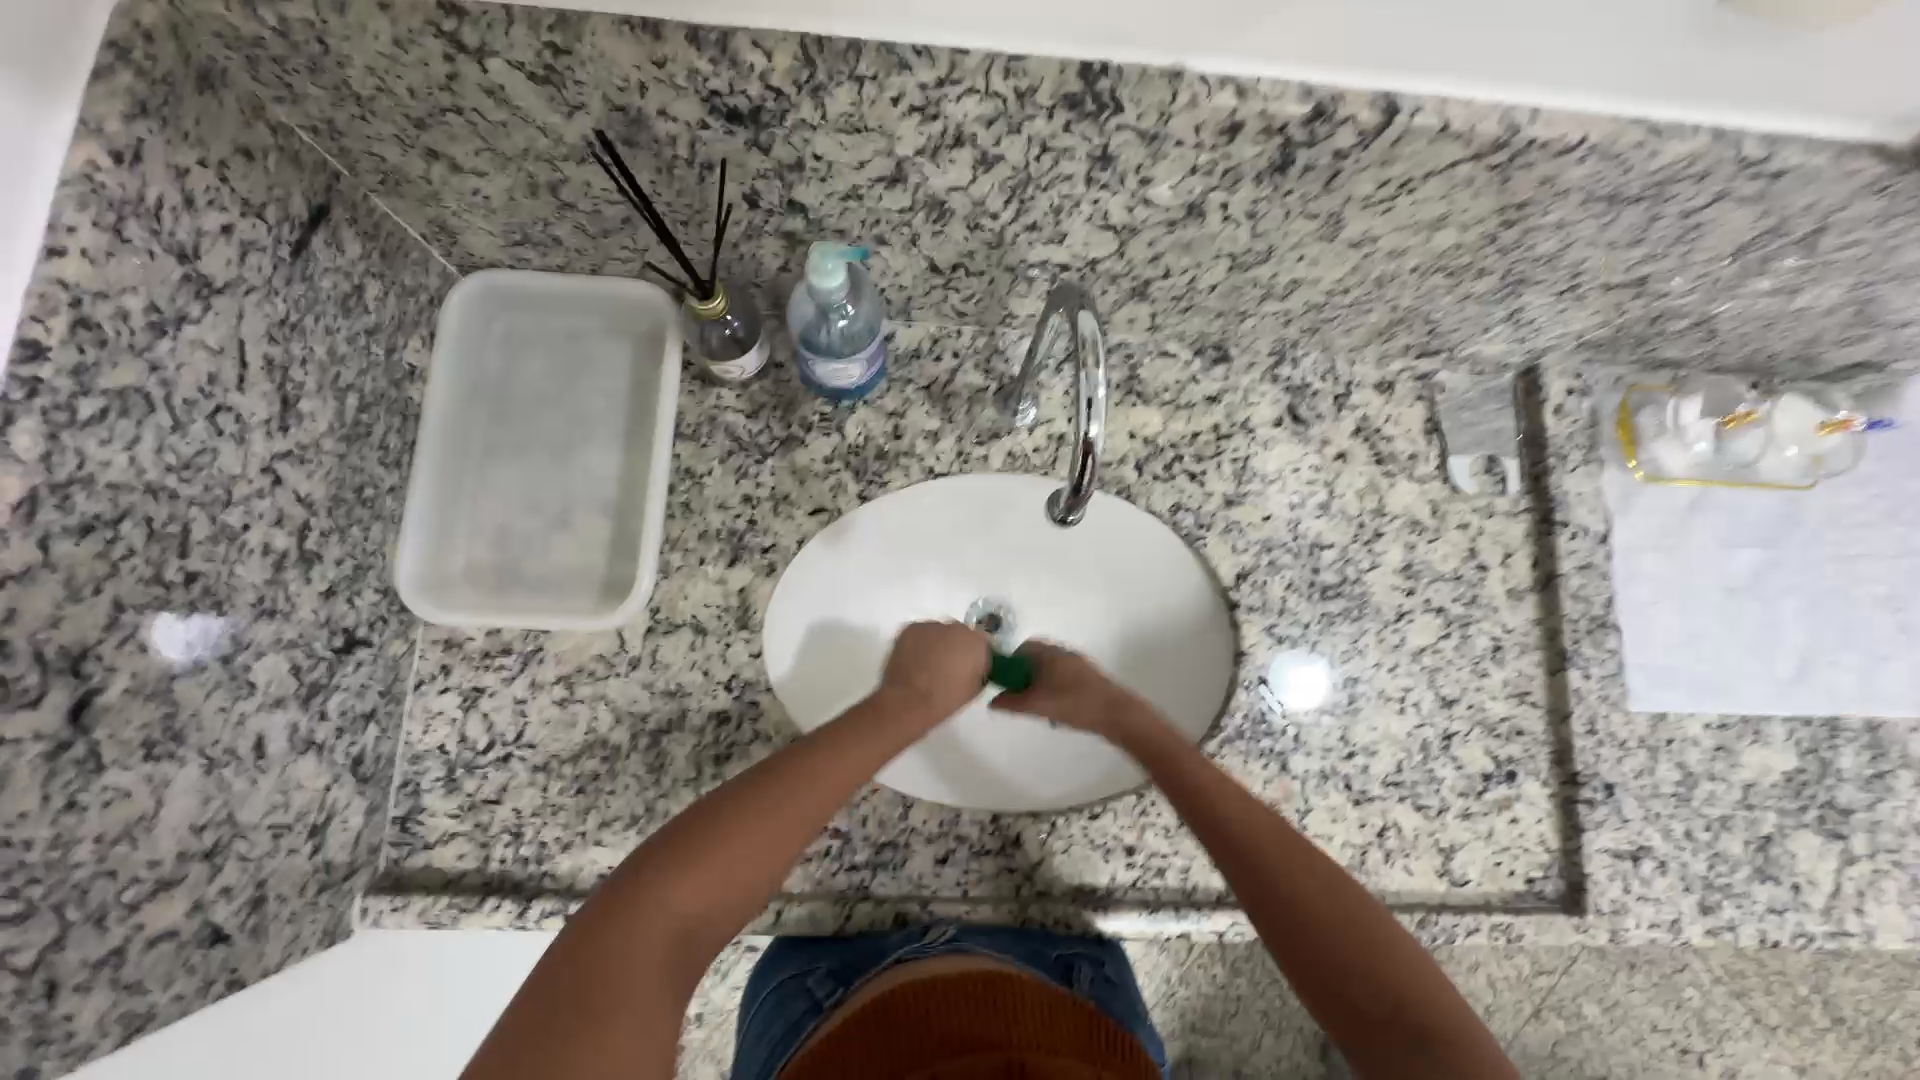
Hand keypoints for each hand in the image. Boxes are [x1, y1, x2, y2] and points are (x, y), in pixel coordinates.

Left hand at [873, 620, 992, 721]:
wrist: (912, 700)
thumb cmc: (947, 699)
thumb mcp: (976, 687)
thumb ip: (978, 668)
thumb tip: (972, 664)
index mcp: (978, 642)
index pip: (980, 642)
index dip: (972, 655)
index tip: (966, 667)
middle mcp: (958, 628)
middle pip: (958, 634)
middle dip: (954, 646)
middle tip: (945, 666)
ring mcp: (933, 626)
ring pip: (937, 632)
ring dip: (935, 644)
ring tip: (926, 664)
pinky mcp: (912, 628)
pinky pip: (919, 633)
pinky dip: (918, 643)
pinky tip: (913, 660)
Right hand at [987, 640, 1160, 745]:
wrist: (1116, 713)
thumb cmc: (1072, 703)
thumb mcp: (1035, 705)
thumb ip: (1010, 703)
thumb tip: (992, 701)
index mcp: (1049, 652)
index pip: (1022, 648)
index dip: (1010, 664)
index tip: (1006, 684)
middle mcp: (1063, 652)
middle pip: (1036, 659)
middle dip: (1025, 677)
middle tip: (1022, 698)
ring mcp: (1079, 664)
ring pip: (1050, 670)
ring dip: (1041, 686)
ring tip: (1040, 708)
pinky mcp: (1090, 678)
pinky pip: (1064, 679)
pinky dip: (1056, 690)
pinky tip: (1059, 712)